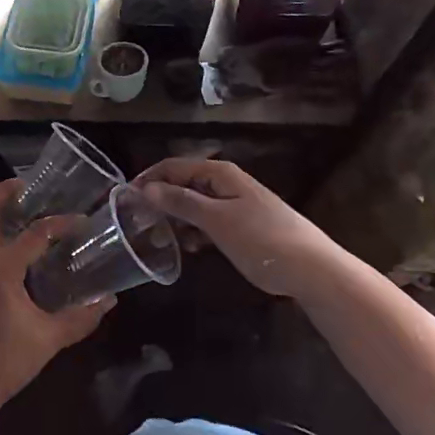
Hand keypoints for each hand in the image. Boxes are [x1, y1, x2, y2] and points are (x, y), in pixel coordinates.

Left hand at [0, 179, 113, 422]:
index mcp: (0, 271)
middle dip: (2, 193)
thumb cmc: (5, 362)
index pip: (34, 234)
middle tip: (28, 185)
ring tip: (19, 204)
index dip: (61, 223)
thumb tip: (109, 300)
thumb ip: (82, 317)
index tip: (83, 221)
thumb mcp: (50, 339)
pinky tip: (10, 240)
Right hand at [135, 158, 347, 302]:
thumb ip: (181, 202)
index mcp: (220, 174)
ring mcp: (235, 205)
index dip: (148, 179)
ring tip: (157, 238)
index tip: (124, 198)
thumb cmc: (261, 239)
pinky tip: (186, 248)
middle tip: (137, 222)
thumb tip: (148, 188)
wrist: (310, 268)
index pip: (174, 166)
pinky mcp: (241, 226)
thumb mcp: (217, 220)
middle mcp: (226, 183)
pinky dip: (194, 232)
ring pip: (194, 205)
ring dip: (175, 219)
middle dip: (159, 201)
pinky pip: (208, 222)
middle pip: (183, 184)